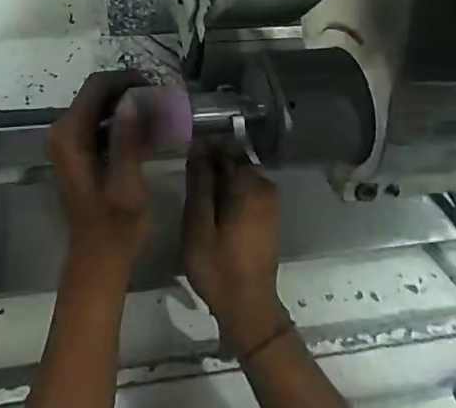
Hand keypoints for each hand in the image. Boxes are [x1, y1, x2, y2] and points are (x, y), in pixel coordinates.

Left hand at [50, 71, 154, 264]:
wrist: (98, 257)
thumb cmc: (115, 225)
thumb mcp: (127, 185)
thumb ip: (126, 141)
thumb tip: (131, 100)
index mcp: (70, 135)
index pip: (98, 86)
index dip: (127, 79)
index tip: (156, 87)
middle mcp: (63, 130)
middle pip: (97, 91)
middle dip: (129, 90)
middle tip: (160, 100)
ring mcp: (68, 140)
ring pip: (99, 103)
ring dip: (127, 103)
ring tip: (158, 112)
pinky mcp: (78, 149)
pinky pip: (100, 120)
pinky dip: (122, 119)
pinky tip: (146, 129)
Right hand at [182, 147, 287, 354]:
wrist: (249, 309)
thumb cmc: (219, 266)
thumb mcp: (198, 223)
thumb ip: (200, 182)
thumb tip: (197, 147)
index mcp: (251, 183)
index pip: (225, 148)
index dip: (203, 150)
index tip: (184, 160)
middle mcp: (266, 185)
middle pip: (233, 161)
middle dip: (210, 167)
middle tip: (187, 184)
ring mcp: (271, 201)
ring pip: (238, 177)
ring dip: (218, 182)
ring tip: (196, 199)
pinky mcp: (269, 215)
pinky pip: (246, 192)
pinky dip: (229, 195)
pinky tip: (212, 212)